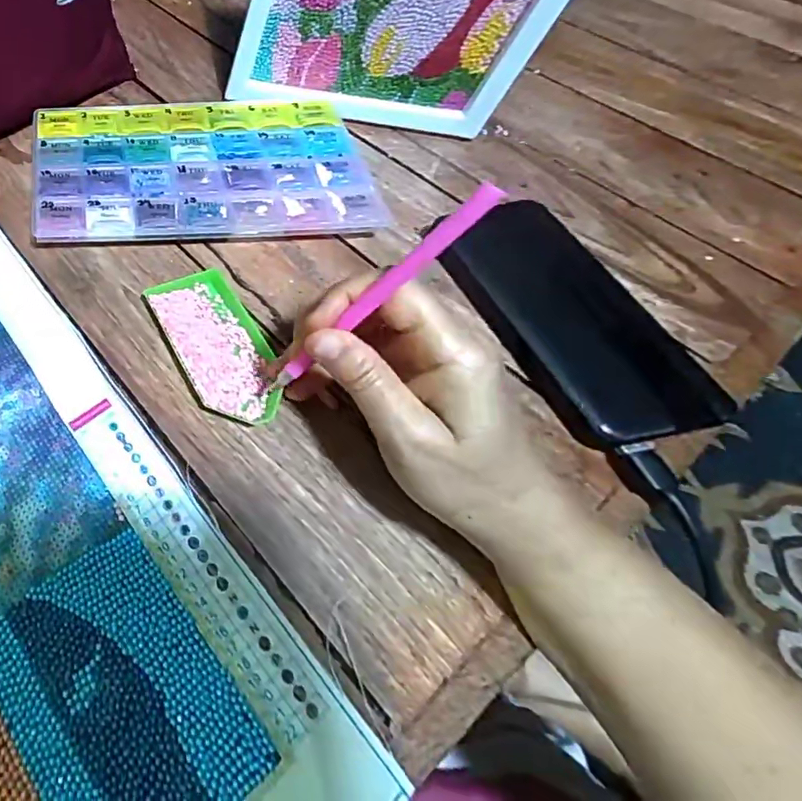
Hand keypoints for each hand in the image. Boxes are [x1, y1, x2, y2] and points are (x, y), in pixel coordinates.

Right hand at [281, 278, 584, 557]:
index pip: (392, 288)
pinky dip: (332, 362)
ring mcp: (424, 350)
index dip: (343, 299)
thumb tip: (316, 336)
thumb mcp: (408, 436)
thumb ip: (365, 380)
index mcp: (452, 347)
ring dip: (322, 344)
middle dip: (324, 323)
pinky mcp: (411, 366)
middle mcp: (440, 336)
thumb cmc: (465, 482)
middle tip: (292, 362)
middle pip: (371, 299)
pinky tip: (310, 387)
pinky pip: (364, 348)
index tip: (308, 336)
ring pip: (361, 323)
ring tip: (293, 379)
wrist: (508, 514)